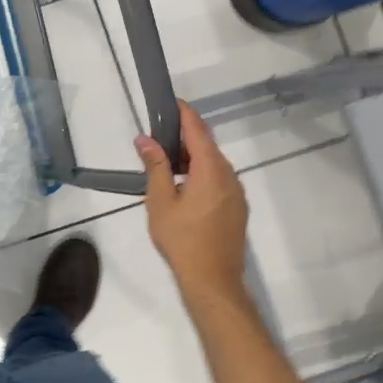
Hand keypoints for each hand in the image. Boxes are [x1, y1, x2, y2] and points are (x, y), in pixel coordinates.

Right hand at [136, 100, 250, 301]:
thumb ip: (155, 167)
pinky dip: (201, 173)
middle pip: (207, 146)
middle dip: (185, 136)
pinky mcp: (237, 208)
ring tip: (166, 161)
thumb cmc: (182, 240)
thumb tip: (145, 139)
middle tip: (158, 134)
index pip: (198, 131)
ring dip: (192, 156)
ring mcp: (237, 193)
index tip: (171, 101)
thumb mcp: (160, 201)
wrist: (213, 280)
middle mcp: (229, 176)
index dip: (185, 113)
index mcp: (211, 170)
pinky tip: (183, 185)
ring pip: (214, 164)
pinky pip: (219, 179)